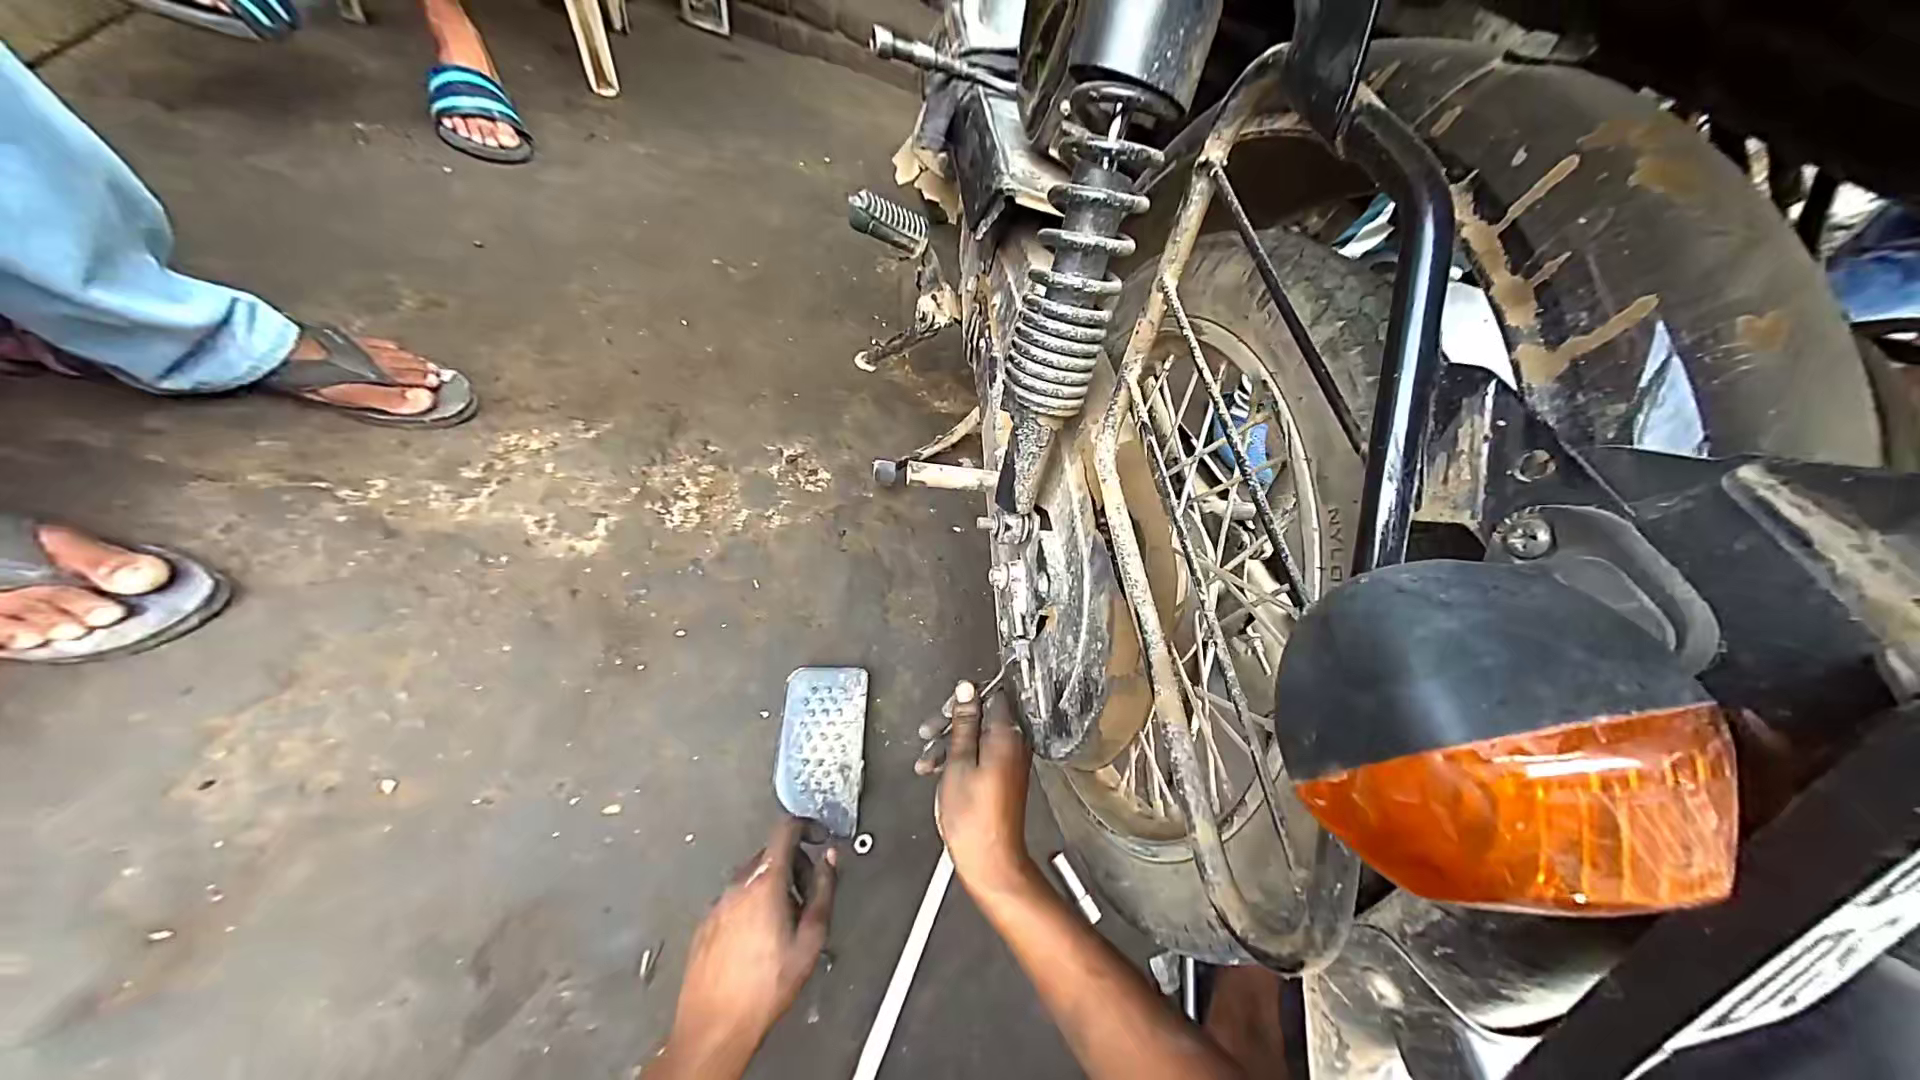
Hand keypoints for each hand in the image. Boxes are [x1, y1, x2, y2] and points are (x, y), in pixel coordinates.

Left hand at [662, 818, 837, 1072]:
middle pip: (771, 854)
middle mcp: (738, 885)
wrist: (714, 1027)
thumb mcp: (811, 938)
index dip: (806, 825)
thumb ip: (824, 889)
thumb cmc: (764, 988)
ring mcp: (718, 903)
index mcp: (766, 882)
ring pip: (753, 877)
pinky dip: (752, 904)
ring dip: (774, 886)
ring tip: (785, 924)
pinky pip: (735, 899)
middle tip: (807, 895)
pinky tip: (759, 939)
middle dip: (795, 866)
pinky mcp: (706, 923)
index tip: (817, 835)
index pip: (786, 830)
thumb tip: (829, 860)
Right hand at [916, 681, 1037, 897]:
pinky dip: (960, 757)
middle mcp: (1015, 743)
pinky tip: (939, 770)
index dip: (966, 696)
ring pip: (979, 734)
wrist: (989, 858)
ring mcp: (1010, 759)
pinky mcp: (1004, 774)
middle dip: (953, 720)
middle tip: (931, 731)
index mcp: (1007, 734)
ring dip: (951, 742)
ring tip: (928, 760)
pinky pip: (982, 752)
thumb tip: (967, 690)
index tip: (947, 707)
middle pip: (983, 713)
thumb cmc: (974, 817)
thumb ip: (964, 722)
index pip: (992, 693)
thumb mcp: (958, 761)